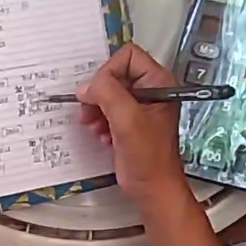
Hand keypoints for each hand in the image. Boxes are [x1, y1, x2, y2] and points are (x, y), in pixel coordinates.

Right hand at [77, 44, 193, 215]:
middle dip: (99, 94)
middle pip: (115, 75)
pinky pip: (107, 110)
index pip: (127, 57)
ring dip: (97, 109)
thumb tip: (87, 86)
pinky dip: (100, 121)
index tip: (100, 92)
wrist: (153, 188)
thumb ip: (107, 93)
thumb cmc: (149, 158)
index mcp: (158, 83)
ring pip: (108, 93)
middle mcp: (150, 91)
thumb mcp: (126, 119)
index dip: (109, 72)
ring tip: (96, 126)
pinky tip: (103, 135)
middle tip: (91, 111)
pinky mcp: (129, 123)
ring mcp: (139, 107)